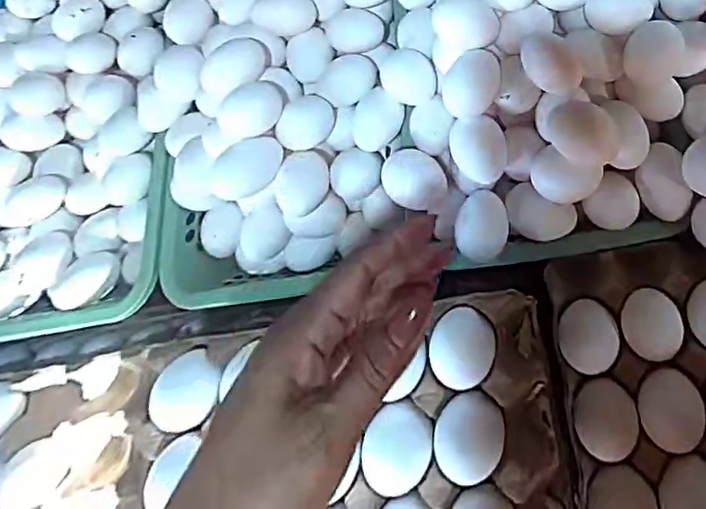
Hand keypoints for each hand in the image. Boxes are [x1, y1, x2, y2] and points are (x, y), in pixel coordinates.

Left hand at [169, 218, 449, 508]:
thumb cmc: (264, 484)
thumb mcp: (331, 425)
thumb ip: (377, 362)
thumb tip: (419, 302)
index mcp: (300, 332)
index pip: (356, 273)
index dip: (395, 244)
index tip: (429, 222)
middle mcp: (298, 335)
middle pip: (357, 286)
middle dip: (400, 262)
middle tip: (441, 246)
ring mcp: (298, 361)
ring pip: (355, 312)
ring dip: (394, 291)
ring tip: (431, 274)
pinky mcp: (300, 387)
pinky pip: (347, 341)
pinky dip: (379, 326)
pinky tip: (399, 323)